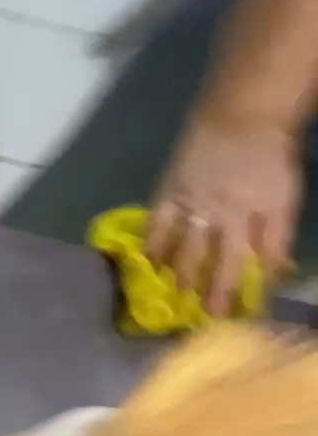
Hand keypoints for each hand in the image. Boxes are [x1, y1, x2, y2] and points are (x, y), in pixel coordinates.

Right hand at [149, 112, 301, 313]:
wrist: (240, 116)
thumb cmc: (269, 155)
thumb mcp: (286, 192)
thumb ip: (277, 231)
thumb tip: (273, 270)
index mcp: (267, 206)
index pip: (263, 254)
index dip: (255, 283)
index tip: (247, 312)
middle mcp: (232, 210)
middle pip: (223, 259)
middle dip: (216, 291)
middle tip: (207, 319)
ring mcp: (195, 205)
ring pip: (188, 250)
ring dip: (182, 277)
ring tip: (176, 302)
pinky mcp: (168, 198)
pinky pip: (157, 230)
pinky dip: (153, 250)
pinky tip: (149, 268)